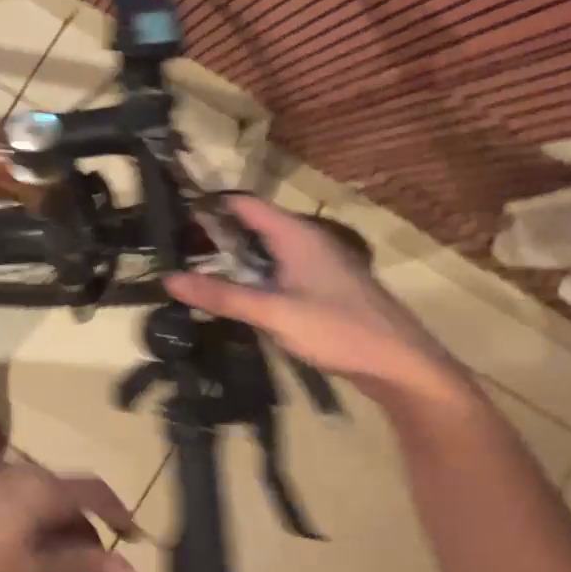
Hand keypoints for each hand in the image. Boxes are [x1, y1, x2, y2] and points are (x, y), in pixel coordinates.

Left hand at [0, 465, 136, 571]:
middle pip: (66, 497)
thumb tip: (130, 570)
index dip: (119, 513)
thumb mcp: (30, 571)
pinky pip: (14, 500)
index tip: (134, 538)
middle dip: (82, 535)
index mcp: (41, 486)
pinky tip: (18, 557)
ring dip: (54, 534)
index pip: (94, 490)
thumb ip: (79, 567)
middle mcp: (19, 470)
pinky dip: (29, 526)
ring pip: (38, 501)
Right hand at [165, 197, 465, 399]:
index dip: (207, 204)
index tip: (170, 216)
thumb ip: (221, 295)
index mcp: (296, 235)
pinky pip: (275, 268)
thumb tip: (167, 279)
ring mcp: (316, 264)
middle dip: (212, 232)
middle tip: (172, 247)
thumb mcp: (273, 313)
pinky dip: (248, 273)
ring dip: (229, 255)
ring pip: (262, 248)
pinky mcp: (321, 287)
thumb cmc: (340, 330)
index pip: (243, 203)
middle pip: (251, 224)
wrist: (403, 367)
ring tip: (190, 268)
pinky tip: (230, 292)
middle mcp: (306, 241)